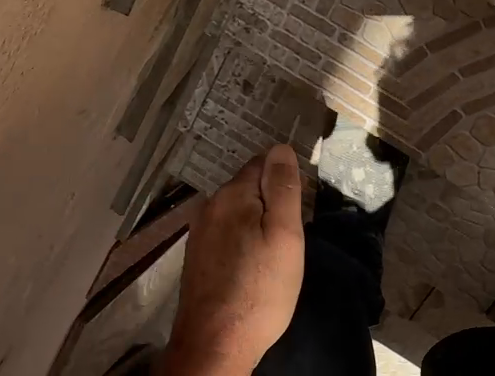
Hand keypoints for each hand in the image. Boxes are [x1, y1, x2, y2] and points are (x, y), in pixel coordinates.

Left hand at [162, 144, 305, 375]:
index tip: (298, 211)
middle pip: (249, 187)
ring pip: (237, 212)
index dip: (285, 181)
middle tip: (289, 239)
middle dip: (270, 202)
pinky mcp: (196, 258)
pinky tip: (250, 268)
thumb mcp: (285, 236)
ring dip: (255, 224)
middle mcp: (210, 205)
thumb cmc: (258, 290)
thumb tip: (281, 148)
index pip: (263, 163)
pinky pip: (225, 234)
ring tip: (271, 256)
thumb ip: (283, 188)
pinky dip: (241, 242)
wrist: (213, 347)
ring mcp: (199, 232)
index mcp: (232, 194)